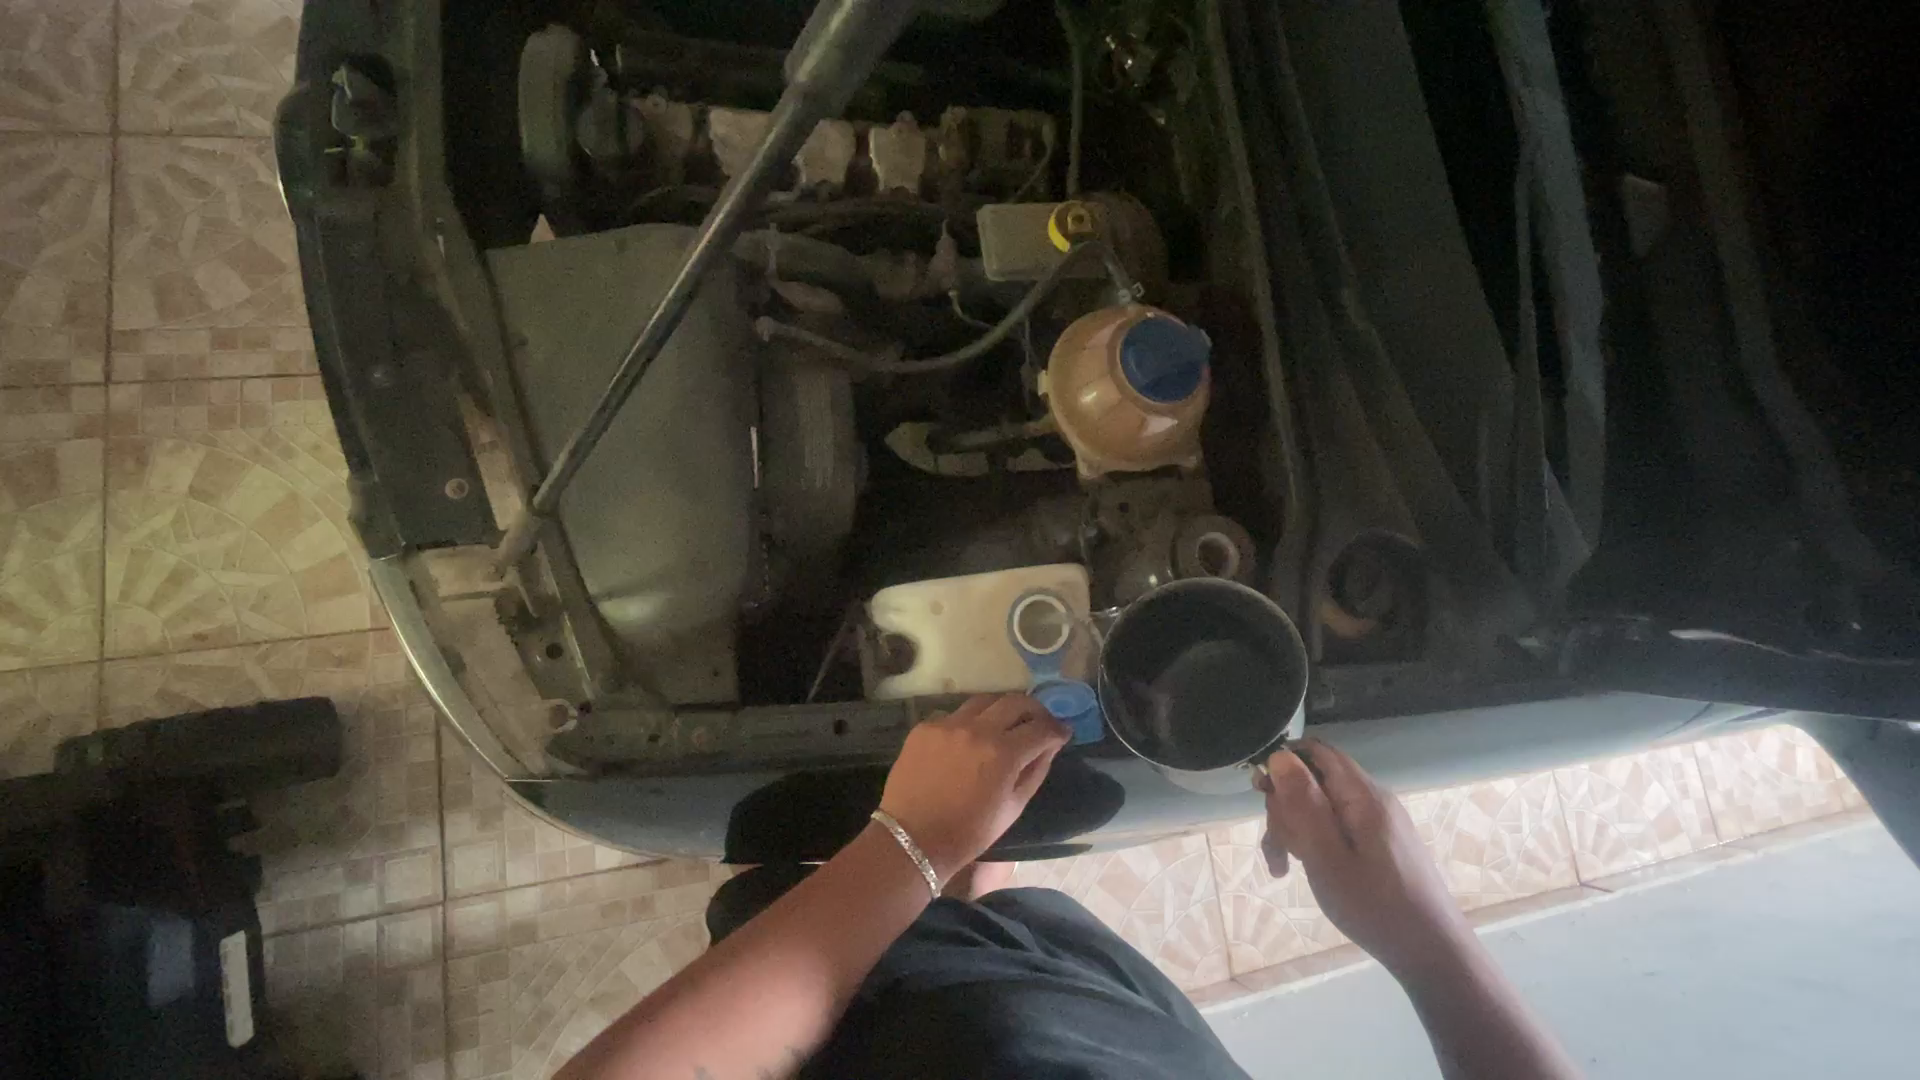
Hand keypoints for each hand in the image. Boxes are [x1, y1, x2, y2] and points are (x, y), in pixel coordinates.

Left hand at [879, 694, 1069, 879]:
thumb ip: (1035, 770)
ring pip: (983, 701)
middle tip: (1039, 722)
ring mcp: (948, 724)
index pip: (1041, 728)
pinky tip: (969, 740)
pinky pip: (955, 715)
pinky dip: (969, 723)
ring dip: (1001, 709)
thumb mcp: (1013, 807)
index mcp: (1003, 752)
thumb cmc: (969, 832)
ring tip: (1005, 725)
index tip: (1062, 733)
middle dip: (1034, 710)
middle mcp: (977, 729)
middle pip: (1015, 701)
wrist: (913, 839)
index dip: (1057, 729)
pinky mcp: (925, 726)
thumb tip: (1050, 745)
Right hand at [1257, 739, 1470, 976]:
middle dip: (1285, 806)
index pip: (1316, 751)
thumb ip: (1303, 803)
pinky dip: (1312, 842)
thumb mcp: (1327, 856)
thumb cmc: (1374, 907)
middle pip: (1313, 779)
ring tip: (1283, 865)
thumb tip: (1279, 755)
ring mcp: (1376, 822)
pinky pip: (1334, 827)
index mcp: (1362, 796)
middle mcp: (1371, 799)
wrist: (1432, 956)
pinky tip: (1299, 869)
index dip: (1283, 762)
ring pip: (1319, 806)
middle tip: (1279, 846)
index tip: (1261, 793)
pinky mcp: (1377, 843)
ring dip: (1293, 830)